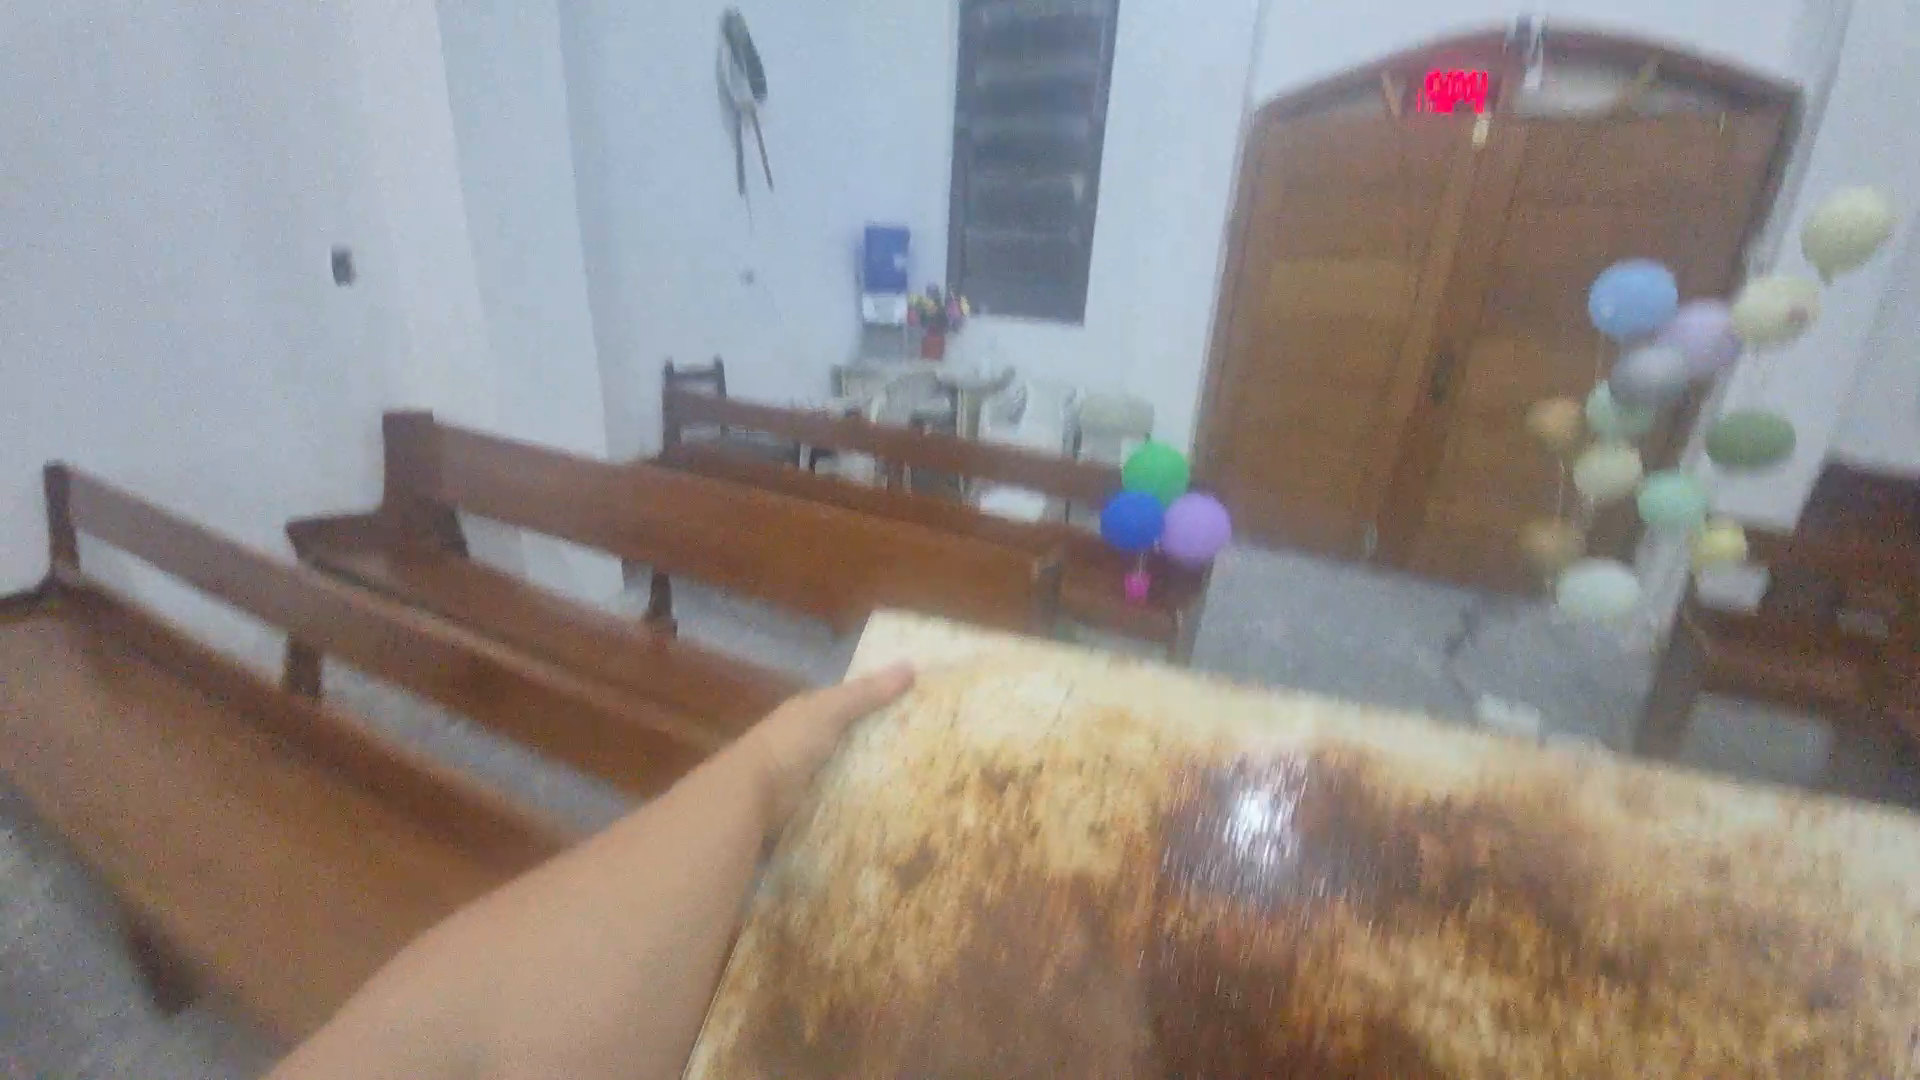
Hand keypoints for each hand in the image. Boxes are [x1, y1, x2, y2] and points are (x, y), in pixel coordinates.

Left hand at [735, 662, 914, 832]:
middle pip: (850, 736)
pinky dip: (857, 801)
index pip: (849, 701)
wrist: (748, 796)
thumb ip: (866, 693)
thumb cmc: (789, 744)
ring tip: (914, 781)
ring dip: (870, 774)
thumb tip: (911, 666)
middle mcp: (805, 740)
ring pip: (846, 769)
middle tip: (924, 748)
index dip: (878, 701)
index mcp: (809, 712)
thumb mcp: (830, 710)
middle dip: (879, 741)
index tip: (916, 706)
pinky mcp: (806, 806)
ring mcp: (804, 775)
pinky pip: (839, 800)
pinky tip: (885, 807)